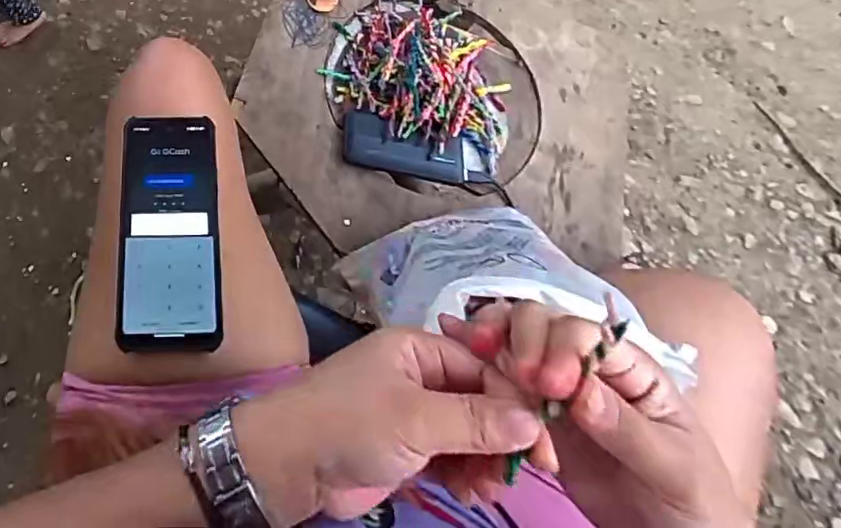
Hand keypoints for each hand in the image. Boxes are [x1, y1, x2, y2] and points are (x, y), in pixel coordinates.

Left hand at [229, 327, 552, 523]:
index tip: (546, 447)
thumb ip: (475, 420)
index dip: (515, 403)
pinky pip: (451, 456)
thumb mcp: (416, 417)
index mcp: (416, 348)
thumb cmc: (352, 421)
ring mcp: (411, 411)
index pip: (480, 368)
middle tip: (526, 474)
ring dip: (485, 460)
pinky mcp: (406, 446)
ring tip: (487, 487)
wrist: (295, 459)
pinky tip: (471, 492)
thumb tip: (532, 421)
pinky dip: (465, 473)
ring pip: (468, 433)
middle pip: (478, 401)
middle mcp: (417, 374)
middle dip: (502, 437)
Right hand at [441, 302, 749, 527]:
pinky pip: (500, 374)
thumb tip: (580, 393)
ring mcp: (554, 381)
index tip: (549, 385)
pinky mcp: (531, 406)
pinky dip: (478, 361)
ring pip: (512, 339)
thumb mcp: (675, 471)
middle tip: (517, 378)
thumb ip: (629, 430)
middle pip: (540, 322)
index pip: (584, 332)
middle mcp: (583, 361)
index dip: (561, 347)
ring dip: (494, 348)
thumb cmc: (690, 501)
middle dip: (520, 340)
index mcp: (627, 365)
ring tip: (478, 366)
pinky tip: (456, 347)